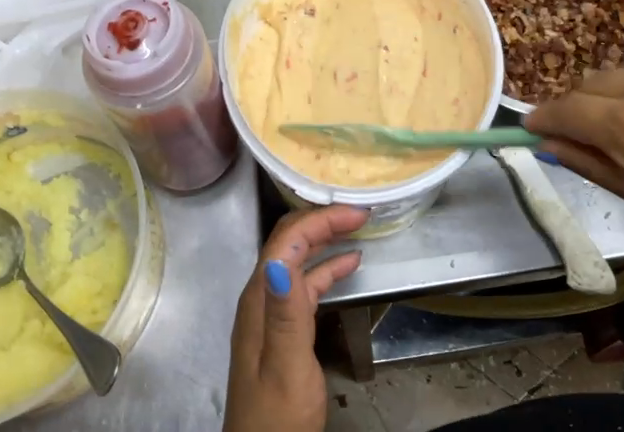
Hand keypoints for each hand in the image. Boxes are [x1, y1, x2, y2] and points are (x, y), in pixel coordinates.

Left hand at [224, 205, 367, 431]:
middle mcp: (262, 296)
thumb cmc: (277, 418)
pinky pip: (305, 283)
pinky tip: (350, 264)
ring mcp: (271, 312)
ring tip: (360, 227)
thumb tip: (281, 260)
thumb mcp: (286, 368)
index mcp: (261, 299)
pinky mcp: (283, 328)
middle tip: (363, 213)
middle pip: (289, 242)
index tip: (358, 212)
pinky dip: (327, 267)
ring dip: (325, 238)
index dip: (320, 219)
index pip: (287, 241)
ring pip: (297, 258)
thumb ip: (286, 314)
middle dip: (322, 220)